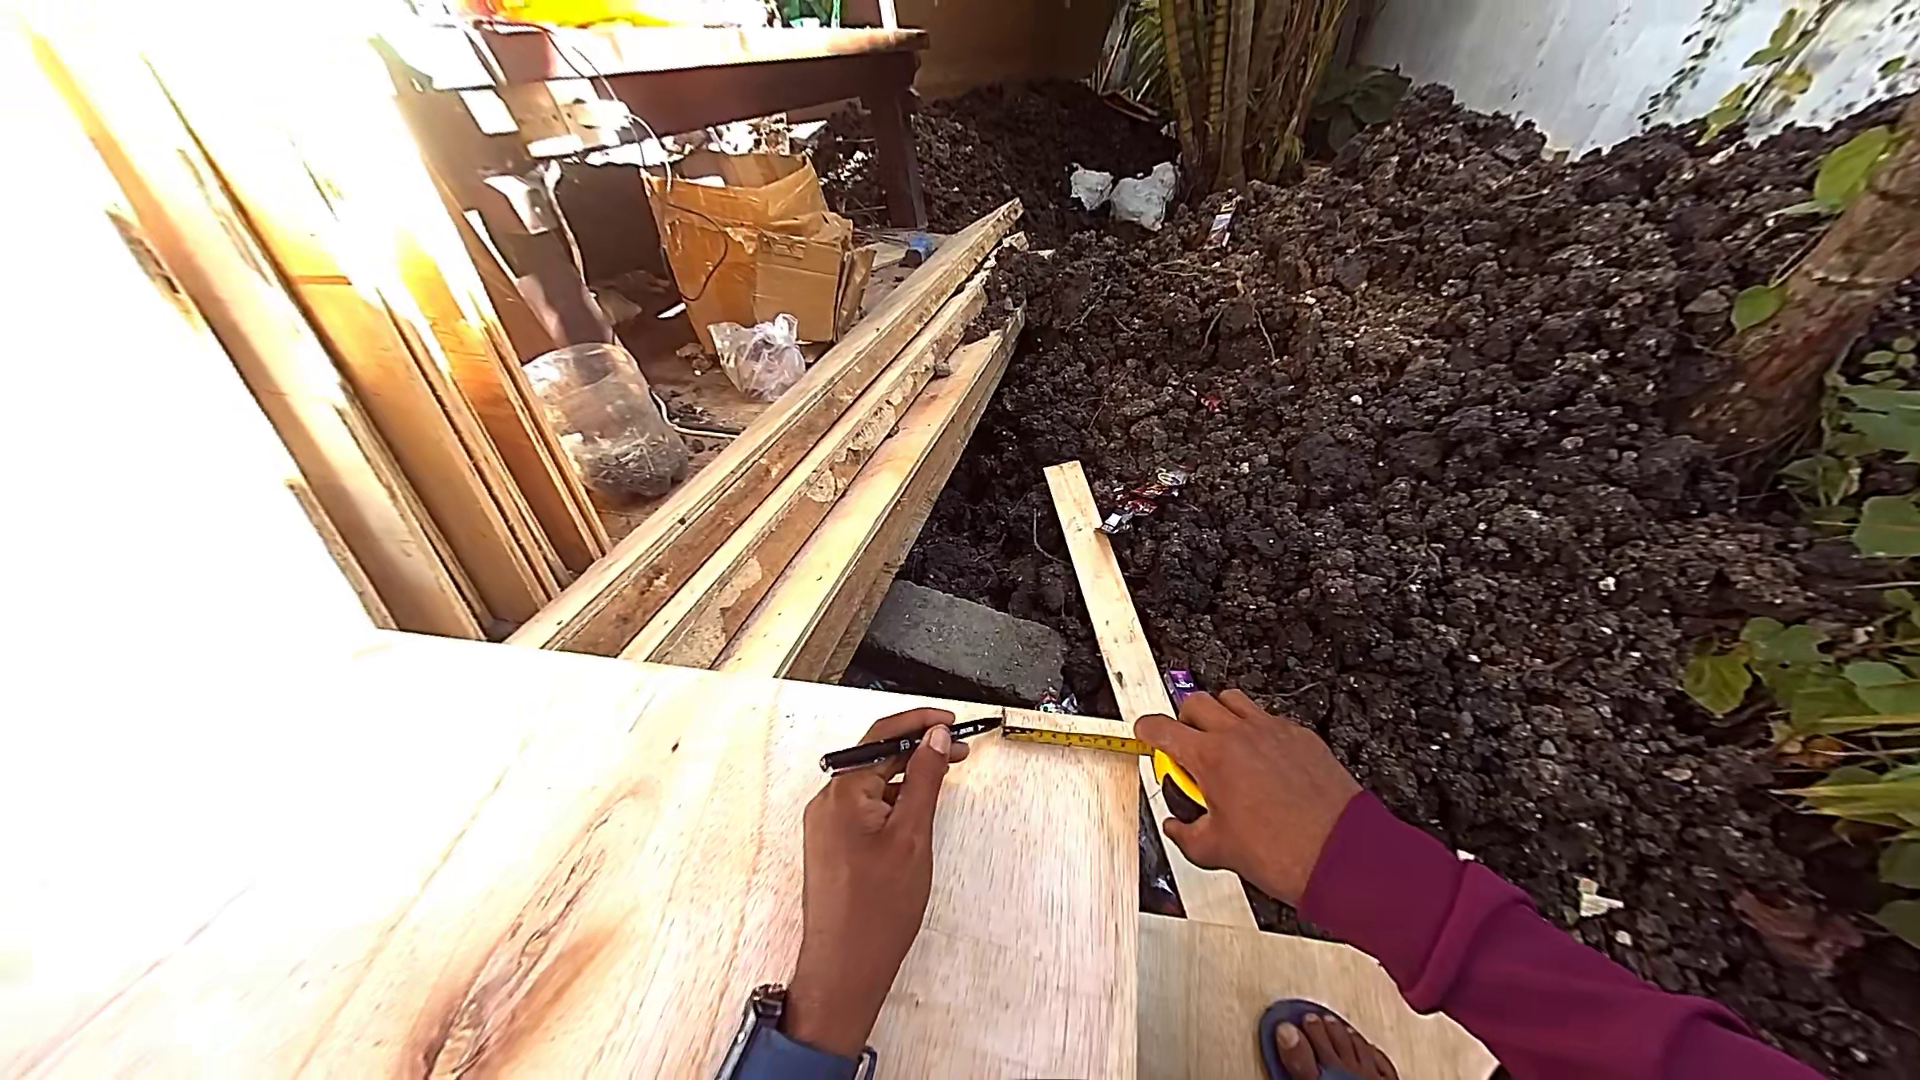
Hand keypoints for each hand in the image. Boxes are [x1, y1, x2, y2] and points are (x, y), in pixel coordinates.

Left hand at [783, 708, 969, 1057]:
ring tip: (942, 774)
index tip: (948, 722)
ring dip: (908, 772)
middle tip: (956, 748)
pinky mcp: (833, 840)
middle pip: (876, 755)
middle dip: (917, 747)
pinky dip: (894, 795)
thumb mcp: (912, 836)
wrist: (843, 974)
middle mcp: (828, 802)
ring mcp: (828, 822)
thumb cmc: (875, 914)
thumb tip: (935, 738)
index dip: (919, 722)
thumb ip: (925, 779)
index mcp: (842, 794)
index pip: (881, 735)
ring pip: (873, 779)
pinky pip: (866, 802)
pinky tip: (917, 803)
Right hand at [1136, 689, 1361, 905]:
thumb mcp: (1218, 851)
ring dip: (1219, 715)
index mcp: (1211, 757)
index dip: (1146, 729)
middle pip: (1194, 702)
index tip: (1145, 733)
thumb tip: (1178, 828)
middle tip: (1188, 748)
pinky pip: (1268, 718)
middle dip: (1183, 720)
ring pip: (1232, 700)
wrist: (1345, 858)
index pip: (1162, 728)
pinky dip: (1256, 729)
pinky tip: (1262, 759)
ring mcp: (1272, 731)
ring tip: (1223, 745)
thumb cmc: (1286, 853)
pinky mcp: (1301, 737)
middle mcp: (1239, 735)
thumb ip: (1186, 835)